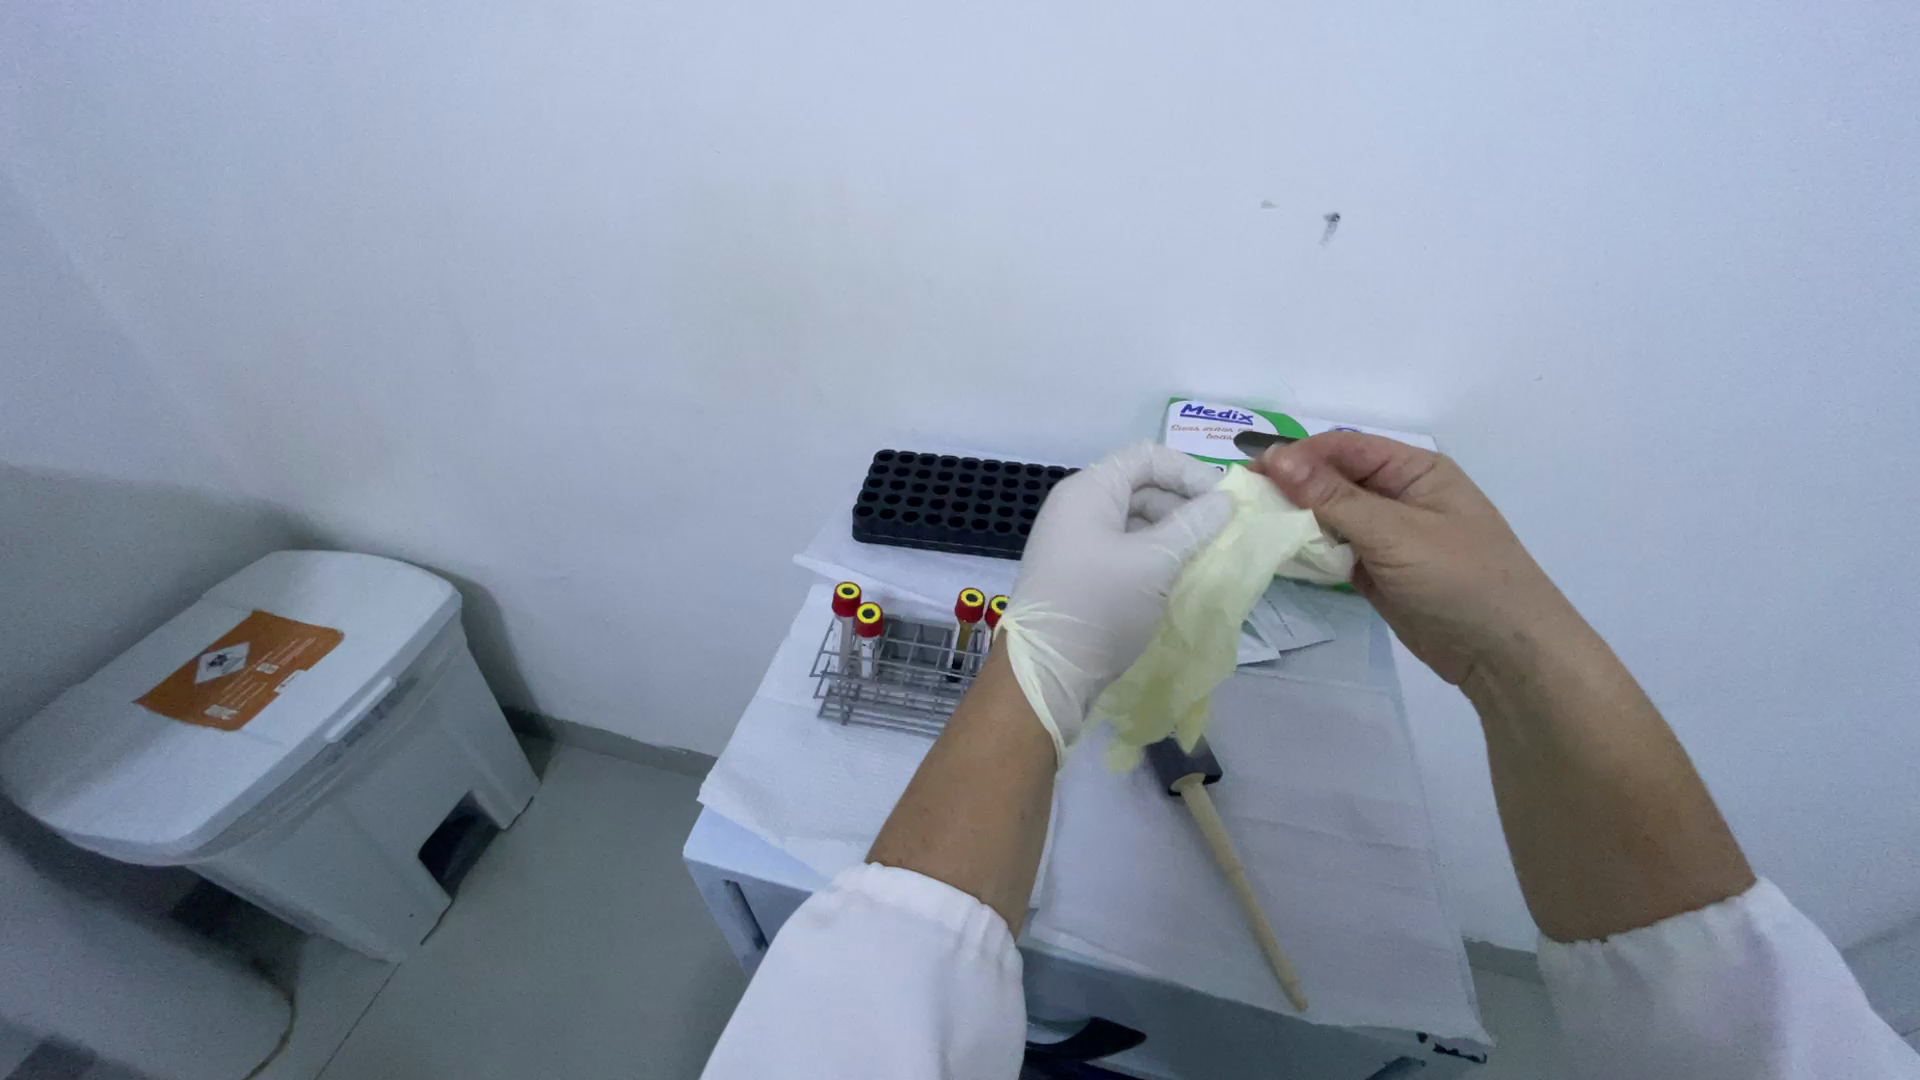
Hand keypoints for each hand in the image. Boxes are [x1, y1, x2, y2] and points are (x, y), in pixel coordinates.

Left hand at [1001, 443, 1233, 760]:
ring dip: (1170, 533)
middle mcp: (1076, 507)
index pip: (1146, 457)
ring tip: (1203, 558)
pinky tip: (1175, 577)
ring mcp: (1073, 541)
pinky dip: (1151, 555)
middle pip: (1139, 486)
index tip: (1225, 502)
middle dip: (1183, 504)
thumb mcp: (1154, 562)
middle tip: (1220, 534)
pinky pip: (1121, 549)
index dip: (1189, 471)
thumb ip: (1194, 525)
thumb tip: (1225, 501)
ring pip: (1132, 520)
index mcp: (1087, 491)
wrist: (1045, 671)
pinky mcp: (1076, 572)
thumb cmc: (1099, 606)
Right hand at [1250, 431, 1583, 686]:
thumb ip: (1332, 497)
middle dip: (1291, 487)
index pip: (1344, 448)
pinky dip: (1305, 549)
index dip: (1298, 456)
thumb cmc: (1461, 580)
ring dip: (1294, 519)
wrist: (1504, 655)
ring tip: (1253, 526)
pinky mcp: (1373, 568)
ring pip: (1326, 515)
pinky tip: (1277, 553)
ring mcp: (1384, 534)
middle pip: (1331, 479)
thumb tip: (1276, 458)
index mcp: (1415, 471)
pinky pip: (1331, 548)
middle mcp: (1397, 496)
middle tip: (1244, 501)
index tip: (1253, 472)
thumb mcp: (1395, 532)